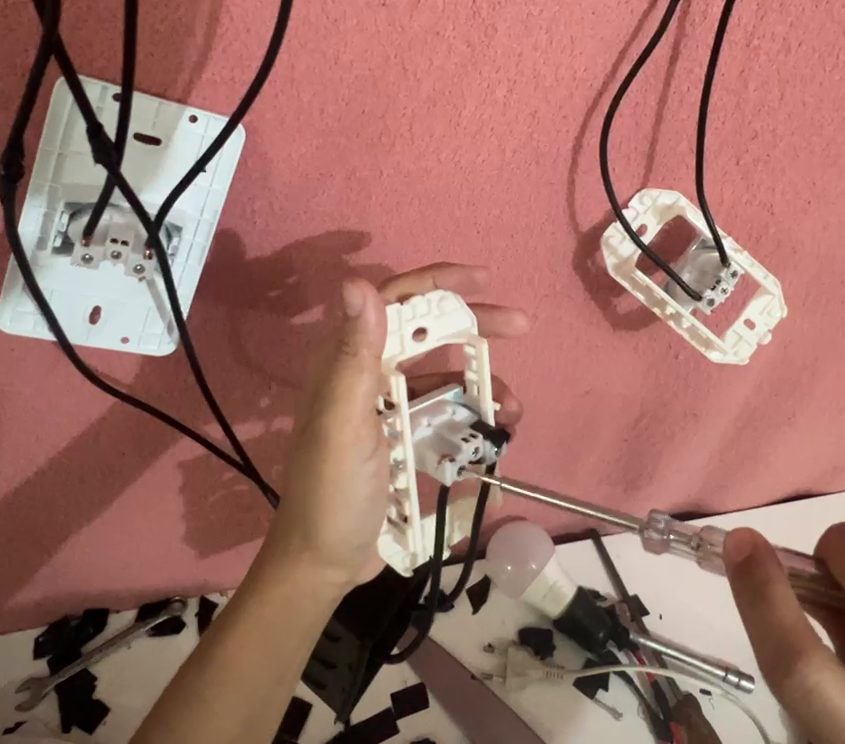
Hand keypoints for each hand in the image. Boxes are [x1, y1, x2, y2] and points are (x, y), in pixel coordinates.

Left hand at [257, 262, 528, 596]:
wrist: (324, 563)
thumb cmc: (331, 490)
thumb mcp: (343, 421)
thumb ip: (354, 355)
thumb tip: (357, 282)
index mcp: (348, 361)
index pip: (395, 303)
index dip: (436, 283)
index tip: (483, 280)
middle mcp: (368, 374)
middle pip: (427, 332)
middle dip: (474, 325)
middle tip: (520, 325)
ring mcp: (388, 407)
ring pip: (444, 375)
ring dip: (482, 381)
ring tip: (513, 405)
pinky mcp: (403, 438)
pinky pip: (446, 413)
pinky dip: (473, 416)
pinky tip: (498, 431)